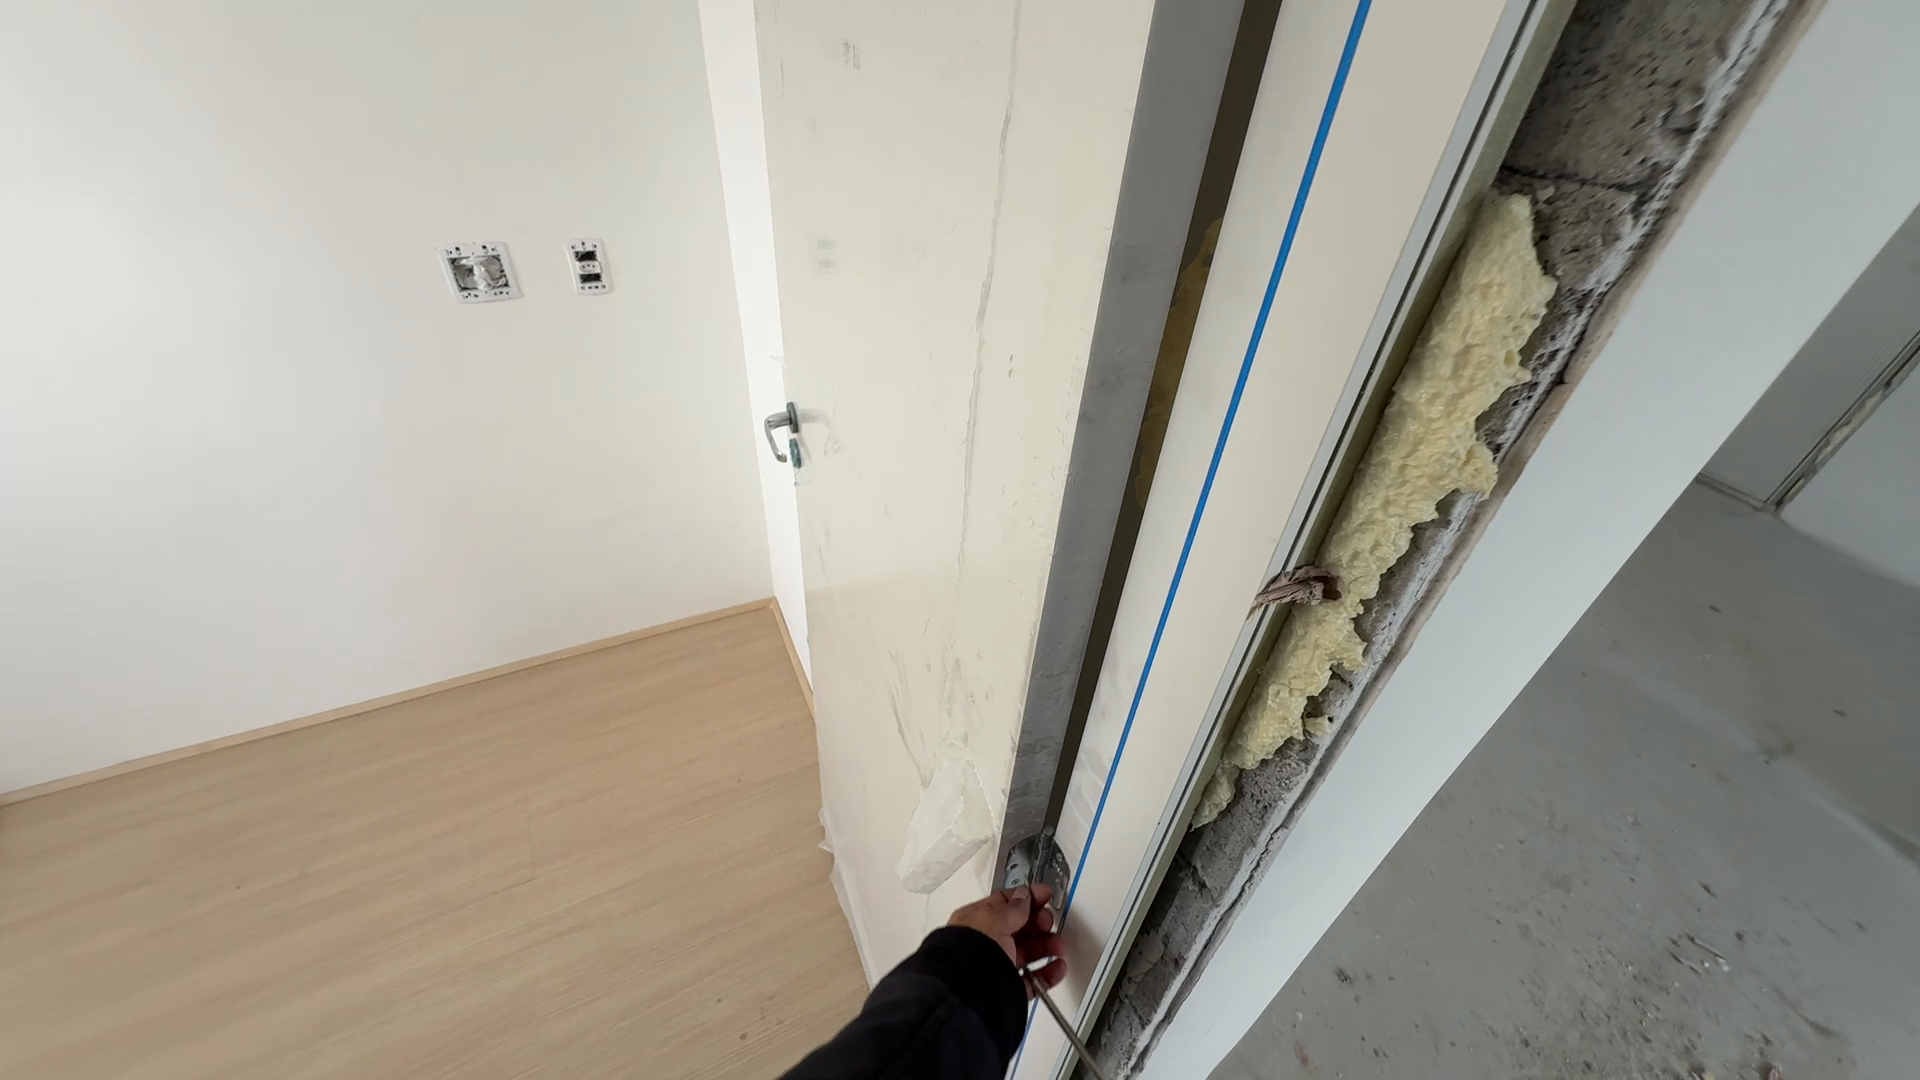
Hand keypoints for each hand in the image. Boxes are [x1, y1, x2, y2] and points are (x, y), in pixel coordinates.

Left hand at [947, 885, 1066, 995]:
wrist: (968, 995)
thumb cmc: (971, 951)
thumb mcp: (995, 920)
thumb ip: (1013, 908)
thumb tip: (1024, 896)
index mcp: (976, 920)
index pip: (1004, 903)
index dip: (1026, 897)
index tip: (1045, 895)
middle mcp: (985, 943)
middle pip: (1018, 928)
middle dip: (1039, 923)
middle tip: (1049, 921)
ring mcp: (997, 967)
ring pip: (1027, 953)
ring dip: (1046, 946)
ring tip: (1059, 946)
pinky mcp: (1008, 991)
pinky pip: (1032, 981)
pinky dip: (1047, 974)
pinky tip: (1057, 968)